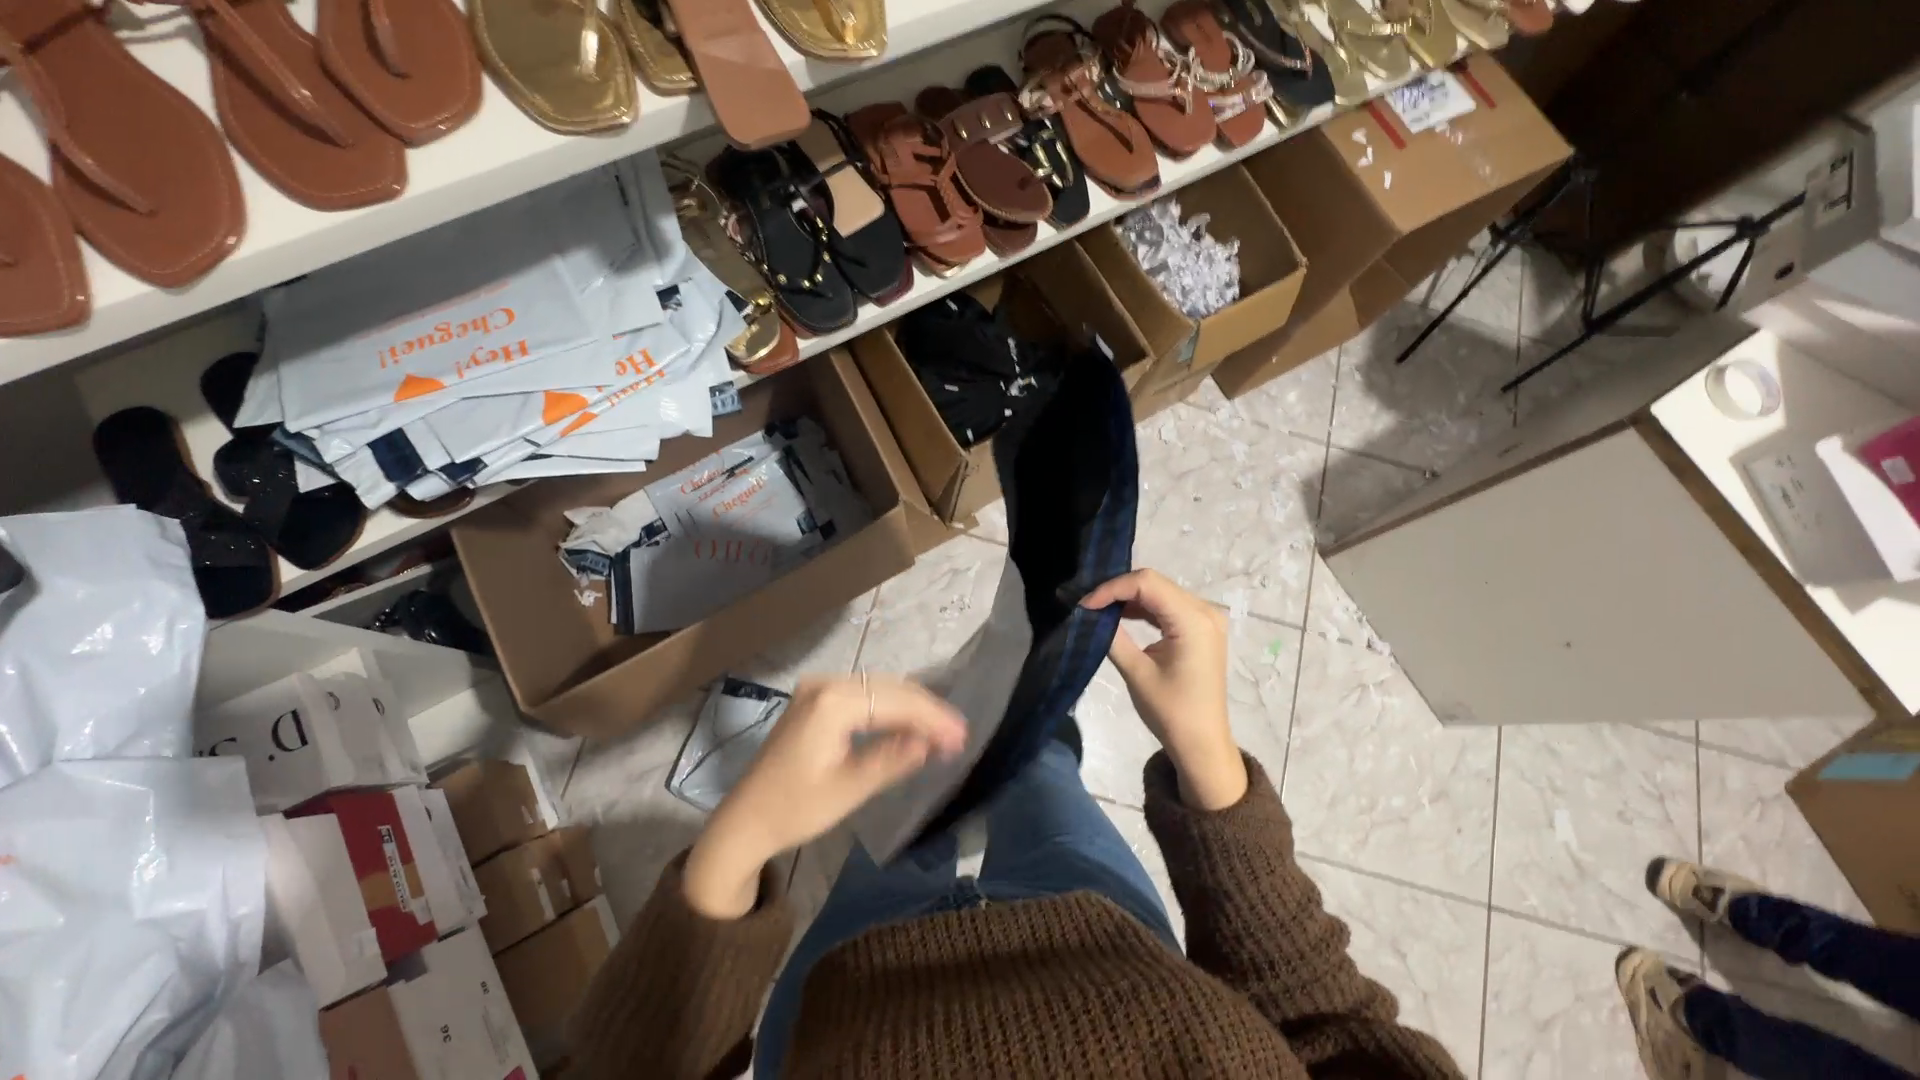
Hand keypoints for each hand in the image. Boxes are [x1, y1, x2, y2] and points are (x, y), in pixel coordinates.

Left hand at [683, 674, 966, 917]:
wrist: (746, 821)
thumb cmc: (795, 809)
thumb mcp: (850, 788)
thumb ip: (893, 758)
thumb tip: (932, 741)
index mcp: (831, 703)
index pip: (896, 702)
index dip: (932, 718)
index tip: (962, 737)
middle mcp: (824, 685)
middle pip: (890, 689)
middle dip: (927, 711)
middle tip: (959, 736)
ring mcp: (817, 689)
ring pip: (879, 689)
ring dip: (911, 708)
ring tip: (942, 733)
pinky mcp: (815, 700)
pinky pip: (863, 695)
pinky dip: (889, 709)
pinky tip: (909, 726)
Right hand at [1081, 569, 1245, 810]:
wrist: (1201, 742)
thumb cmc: (1170, 711)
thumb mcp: (1137, 672)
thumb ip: (1113, 637)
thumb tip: (1089, 615)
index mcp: (1193, 620)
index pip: (1147, 584)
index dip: (1112, 589)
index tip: (1084, 605)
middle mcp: (1205, 611)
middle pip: (1155, 583)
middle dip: (1118, 590)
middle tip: (1087, 604)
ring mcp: (1206, 618)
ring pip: (1160, 592)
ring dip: (1129, 598)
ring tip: (1098, 609)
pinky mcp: (1201, 628)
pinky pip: (1168, 606)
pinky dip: (1144, 608)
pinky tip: (1120, 615)